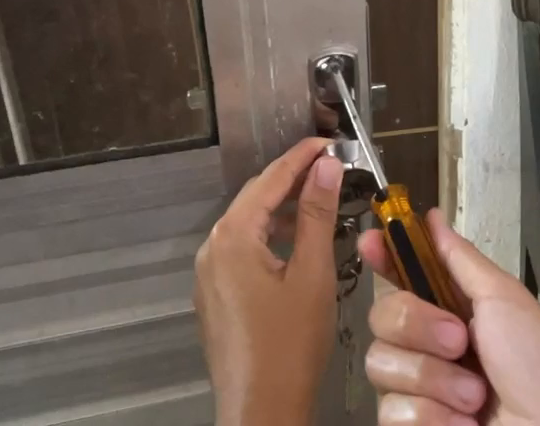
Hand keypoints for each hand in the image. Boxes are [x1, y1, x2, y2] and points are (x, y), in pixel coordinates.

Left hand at [194, 137, 343, 425]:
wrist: (262, 412)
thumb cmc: (291, 343)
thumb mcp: (312, 273)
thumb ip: (317, 213)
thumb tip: (326, 165)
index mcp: (232, 236)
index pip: (270, 179)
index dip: (301, 156)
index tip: (329, 141)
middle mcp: (212, 247)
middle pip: (255, 197)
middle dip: (292, 178)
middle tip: (329, 164)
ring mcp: (209, 273)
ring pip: (249, 223)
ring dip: (282, 207)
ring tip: (319, 197)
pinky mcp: (215, 295)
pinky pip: (243, 248)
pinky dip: (270, 235)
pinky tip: (296, 240)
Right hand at [359, 209, 539, 425]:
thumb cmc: (538, 362)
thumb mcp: (504, 299)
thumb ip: (460, 259)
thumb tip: (431, 215)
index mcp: (448, 306)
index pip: (399, 272)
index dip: (380, 255)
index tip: (370, 243)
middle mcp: (425, 342)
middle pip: (381, 315)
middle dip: (418, 326)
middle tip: (460, 341)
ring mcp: (417, 388)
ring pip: (381, 364)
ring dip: (434, 379)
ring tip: (475, 398)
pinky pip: (390, 413)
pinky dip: (431, 418)